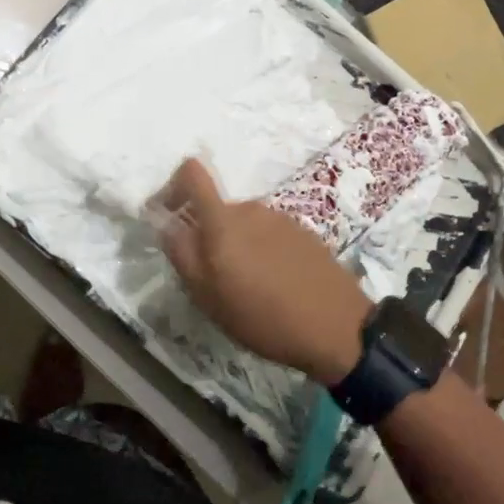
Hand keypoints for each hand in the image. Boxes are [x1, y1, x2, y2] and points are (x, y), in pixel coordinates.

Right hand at [158, 159, 371, 383]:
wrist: (338, 330)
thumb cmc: (262, 316)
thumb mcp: (207, 295)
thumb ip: (181, 253)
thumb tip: (165, 222)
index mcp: (223, 219)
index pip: (192, 173)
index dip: (173, 185)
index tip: (169, 215)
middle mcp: (251, 209)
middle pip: (217, 210)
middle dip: (208, 235)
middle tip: (213, 279)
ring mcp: (281, 219)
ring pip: (244, 225)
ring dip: (238, 247)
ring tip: (247, 289)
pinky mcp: (304, 235)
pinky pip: (269, 236)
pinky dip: (263, 254)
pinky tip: (275, 288)